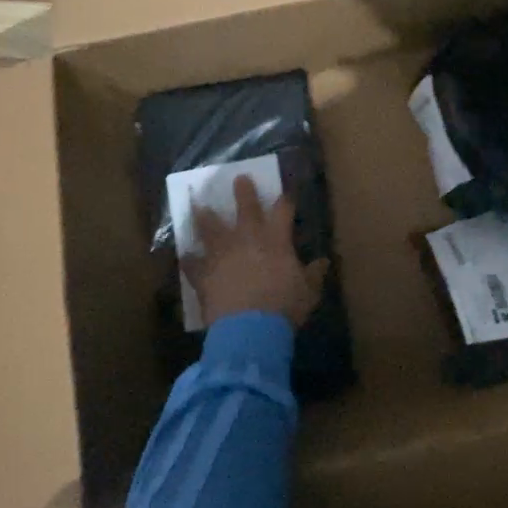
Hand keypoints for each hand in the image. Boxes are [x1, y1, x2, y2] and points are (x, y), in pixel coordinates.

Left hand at [184, 175, 328, 328]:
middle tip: (239, 177)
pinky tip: (184, 255)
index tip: (286, 193)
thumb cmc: (284, 306)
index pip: (283, 211)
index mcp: (276, 240)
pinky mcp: (204, 275)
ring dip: (204, 217)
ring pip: (210, 229)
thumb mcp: (308, 291)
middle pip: (245, 209)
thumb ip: (314, 274)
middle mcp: (247, 240)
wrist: (250, 330)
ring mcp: (222, 255)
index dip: (285, 200)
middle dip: (244, 192)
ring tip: (197, 205)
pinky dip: (189, 260)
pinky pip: (192, 264)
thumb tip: (324, 262)